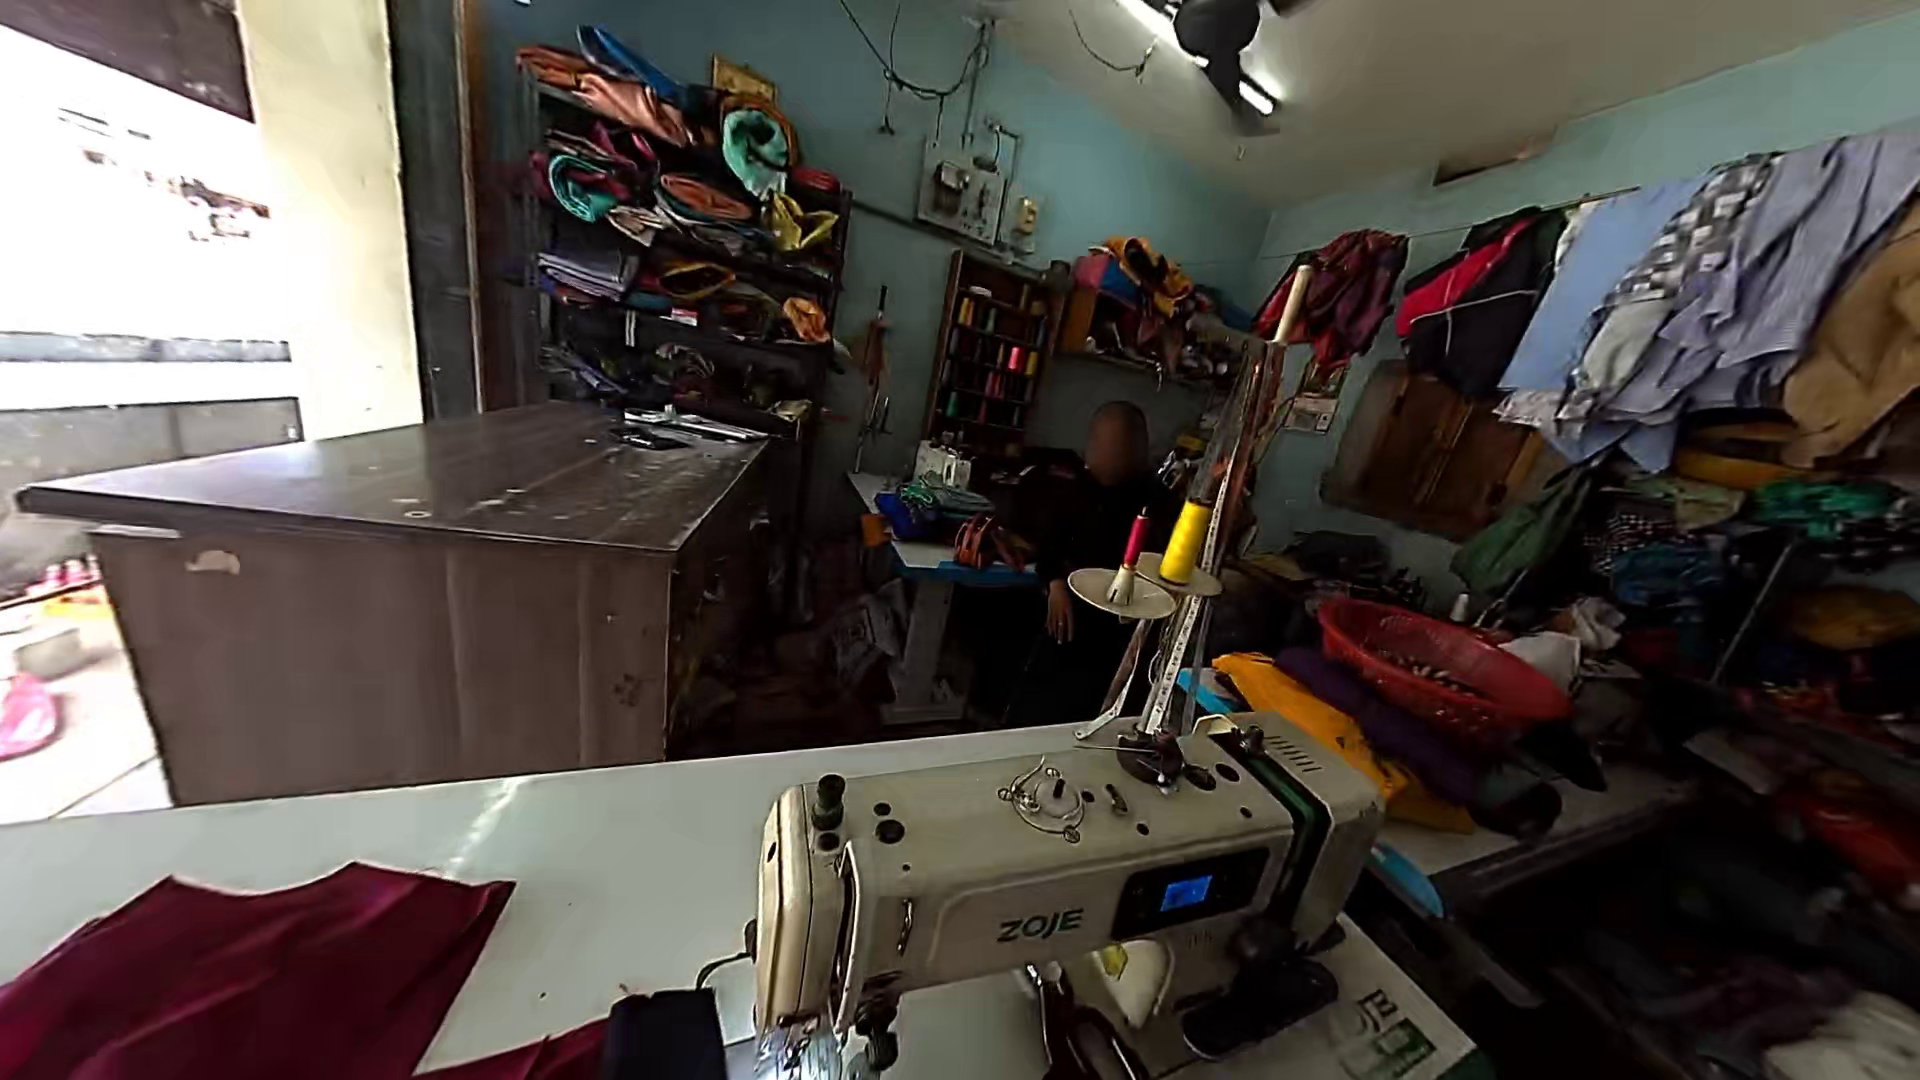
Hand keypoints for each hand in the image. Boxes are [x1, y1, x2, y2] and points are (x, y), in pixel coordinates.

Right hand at [1046, 579, 1074, 642]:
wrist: (1057, 585)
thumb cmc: (1068, 592)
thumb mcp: (1074, 601)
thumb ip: (1074, 611)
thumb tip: (1077, 621)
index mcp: (1068, 609)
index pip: (1070, 623)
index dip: (1070, 632)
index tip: (1070, 639)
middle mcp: (1061, 611)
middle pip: (1061, 625)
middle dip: (1061, 634)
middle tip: (1061, 642)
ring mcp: (1054, 610)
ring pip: (1055, 623)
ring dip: (1055, 632)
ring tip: (1055, 638)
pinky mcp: (1050, 609)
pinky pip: (1049, 619)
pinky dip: (1049, 626)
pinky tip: (1049, 631)